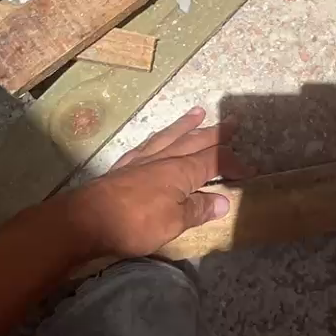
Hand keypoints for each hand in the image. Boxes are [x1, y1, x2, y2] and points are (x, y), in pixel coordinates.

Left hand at [56, 107, 247, 260]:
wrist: (87, 219)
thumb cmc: (135, 223)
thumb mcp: (174, 223)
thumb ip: (198, 209)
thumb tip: (223, 200)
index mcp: (180, 171)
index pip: (214, 161)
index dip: (232, 163)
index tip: (248, 170)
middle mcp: (163, 158)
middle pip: (194, 141)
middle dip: (214, 133)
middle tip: (231, 122)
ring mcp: (142, 160)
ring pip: (169, 136)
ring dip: (185, 125)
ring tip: (197, 112)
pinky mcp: (124, 166)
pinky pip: (147, 144)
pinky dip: (158, 137)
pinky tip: (159, 136)